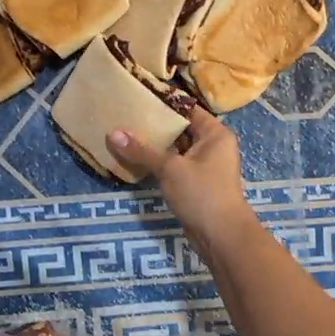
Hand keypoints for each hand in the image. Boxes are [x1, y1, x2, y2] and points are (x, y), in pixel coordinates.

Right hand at [109, 110, 259, 257]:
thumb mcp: (170, 168)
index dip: (163, 105)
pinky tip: (135, 161)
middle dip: (155, 127)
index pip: (187, 110)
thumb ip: (142, 151)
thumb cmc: (202, 194)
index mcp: (215, 134)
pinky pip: (175, 168)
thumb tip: (113, 133)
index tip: (137, 99)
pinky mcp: (196, 185)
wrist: (221, 236)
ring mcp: (205, 167)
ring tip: (125, 137)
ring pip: (176, 151)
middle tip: (125, 117)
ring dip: (154, 148)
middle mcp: (213, 146)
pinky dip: (159, 165)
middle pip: (180, 130)